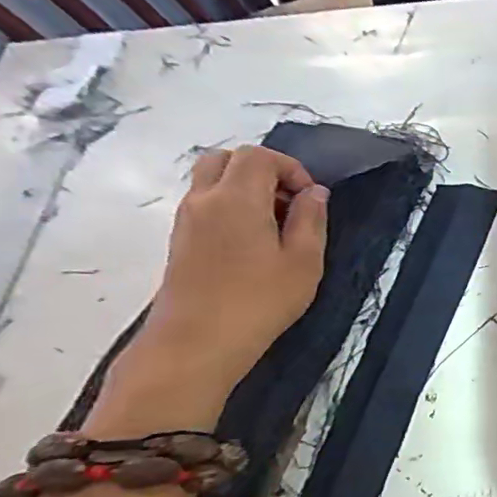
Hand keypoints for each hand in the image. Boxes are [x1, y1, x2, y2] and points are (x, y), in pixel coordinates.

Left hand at [87, 146, 327, 436]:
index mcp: (236, 199)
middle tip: (290, 203)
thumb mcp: (304, 261)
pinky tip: (255, 241)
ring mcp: (187, 218)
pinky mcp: (181, 237)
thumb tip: (314, 193)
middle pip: (227, 158)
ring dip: (246, 187)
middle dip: (264, 170)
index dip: (291, 168)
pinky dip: (232, 205)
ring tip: (275, 223)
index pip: (259, 156)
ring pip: (212, 179)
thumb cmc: (261, 300)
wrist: (199, 340)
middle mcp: (204, 199)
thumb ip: (311, 220)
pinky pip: (206, 202)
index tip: (311, 199)